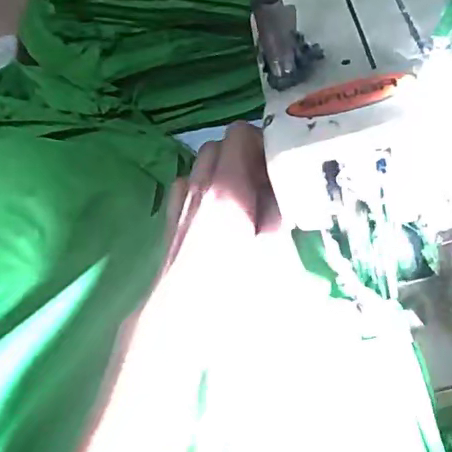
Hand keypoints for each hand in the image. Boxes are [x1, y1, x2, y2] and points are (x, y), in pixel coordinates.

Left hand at [147, 121, 284, 314]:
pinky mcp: (170, 219)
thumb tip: (282, 187)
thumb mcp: (273, 252)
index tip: (279, 167)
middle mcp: (198, 185)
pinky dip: (205, 192)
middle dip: (244, 157)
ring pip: (202, 166)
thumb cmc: (232, 289)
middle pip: (220, 146)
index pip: (241, 134)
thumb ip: (280, 211)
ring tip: (244, 203)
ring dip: (224, 174)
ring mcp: (180, 201)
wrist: (179, 317)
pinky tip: (218, 220)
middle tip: (267, 186)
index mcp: (227, 187)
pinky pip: (189, 188)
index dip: (264, 143)